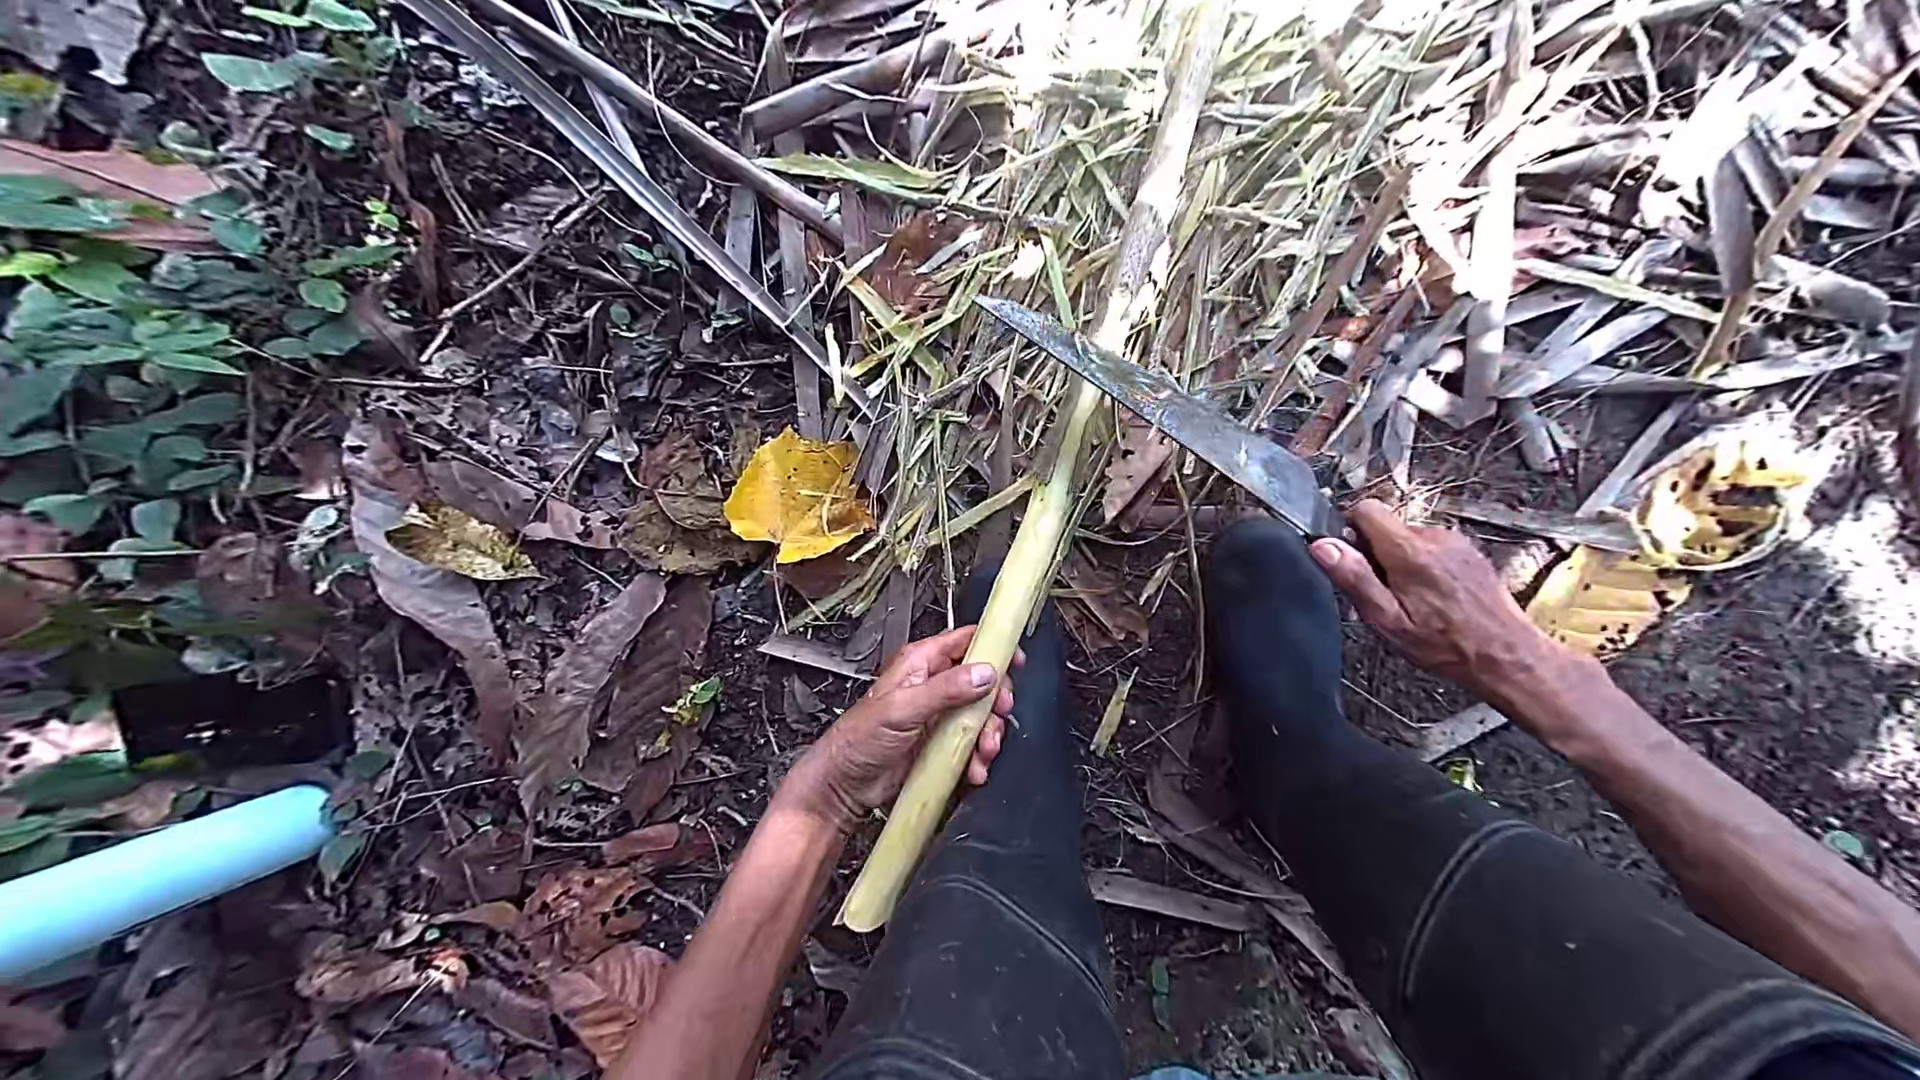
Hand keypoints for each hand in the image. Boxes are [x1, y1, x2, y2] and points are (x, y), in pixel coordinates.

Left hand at [781, 626, 1017, 832]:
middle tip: (998, 716)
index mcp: (921, 662)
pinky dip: (979, 755)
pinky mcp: (943, 740)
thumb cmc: (858, 739)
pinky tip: (973, 767)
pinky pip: (974, 741)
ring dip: (989, 733)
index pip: (966, 641)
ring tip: (983, 751)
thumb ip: (945, 689)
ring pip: (982, 713)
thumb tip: (983, 672)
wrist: (846, 784)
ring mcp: (940, 713)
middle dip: (996, 700)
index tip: (1015, 660)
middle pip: (983, 679)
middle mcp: (934, 683)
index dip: (993, 646)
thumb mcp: (903, 708)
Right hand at [1310, 499, 1572, 700]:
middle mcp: (1435, 539)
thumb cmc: (1447, 644)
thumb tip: (1323, 547)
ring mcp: (1455, 544)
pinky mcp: (1468, 553)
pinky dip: (1420, 566)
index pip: (1366, 509)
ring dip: (1397, 562)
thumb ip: (1353, 577)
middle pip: (1385, 527)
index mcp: (1410, 552)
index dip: (1349, 528)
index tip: (1349, 555)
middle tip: (1379, 592)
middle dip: (1373, 554)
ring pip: (1406, 538)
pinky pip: (1429, 548)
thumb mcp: (1386, 618)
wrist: (1507, 656)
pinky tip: (1428, 597)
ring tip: (1406, 599)